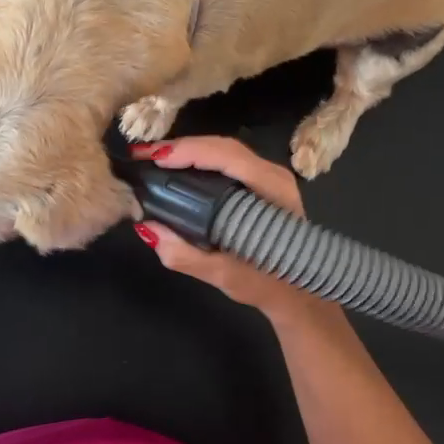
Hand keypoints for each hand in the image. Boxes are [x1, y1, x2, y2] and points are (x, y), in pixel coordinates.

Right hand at [129, 137, 332, 325]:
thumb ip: (187, 256)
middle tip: (142, 156)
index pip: (228, 156)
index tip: (154, 158)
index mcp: (273, 191)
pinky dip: (199, 163)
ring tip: (152, 161)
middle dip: (181, 148)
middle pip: (223, 148)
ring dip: (188, 153)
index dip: (190, 152)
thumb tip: (148, 229)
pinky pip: (227, 164)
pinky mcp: (261, 185)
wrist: (301, 296)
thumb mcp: (226, 276)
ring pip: (224, 153)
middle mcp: (273, 175)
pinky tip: (176, 170)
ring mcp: (269, 178)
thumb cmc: (269, 285)